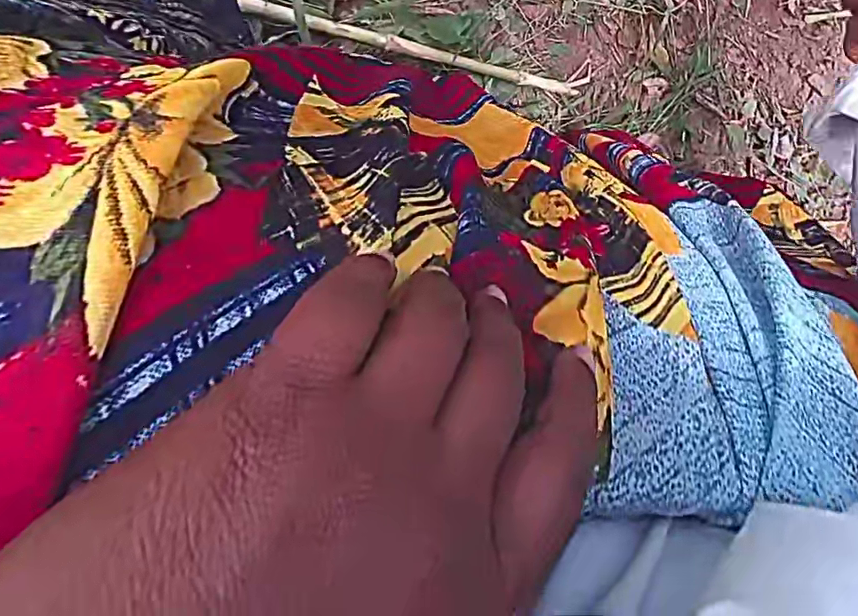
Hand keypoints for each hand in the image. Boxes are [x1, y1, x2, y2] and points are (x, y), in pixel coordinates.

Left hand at [0, 256, 599, 615]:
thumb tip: (454, 508)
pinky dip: (365, 279)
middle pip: (499, 377)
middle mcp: (440, 499)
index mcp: (470, 586)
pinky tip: (366, 273)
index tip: (567, 361)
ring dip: (438, 296)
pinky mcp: (287, 394)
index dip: (570, 402)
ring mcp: (367, 435)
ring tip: (429, 284)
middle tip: (484, 304)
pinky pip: (350, 305)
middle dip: (496, 330)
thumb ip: (440, 580)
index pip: (557, 469)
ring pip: (435, 327)